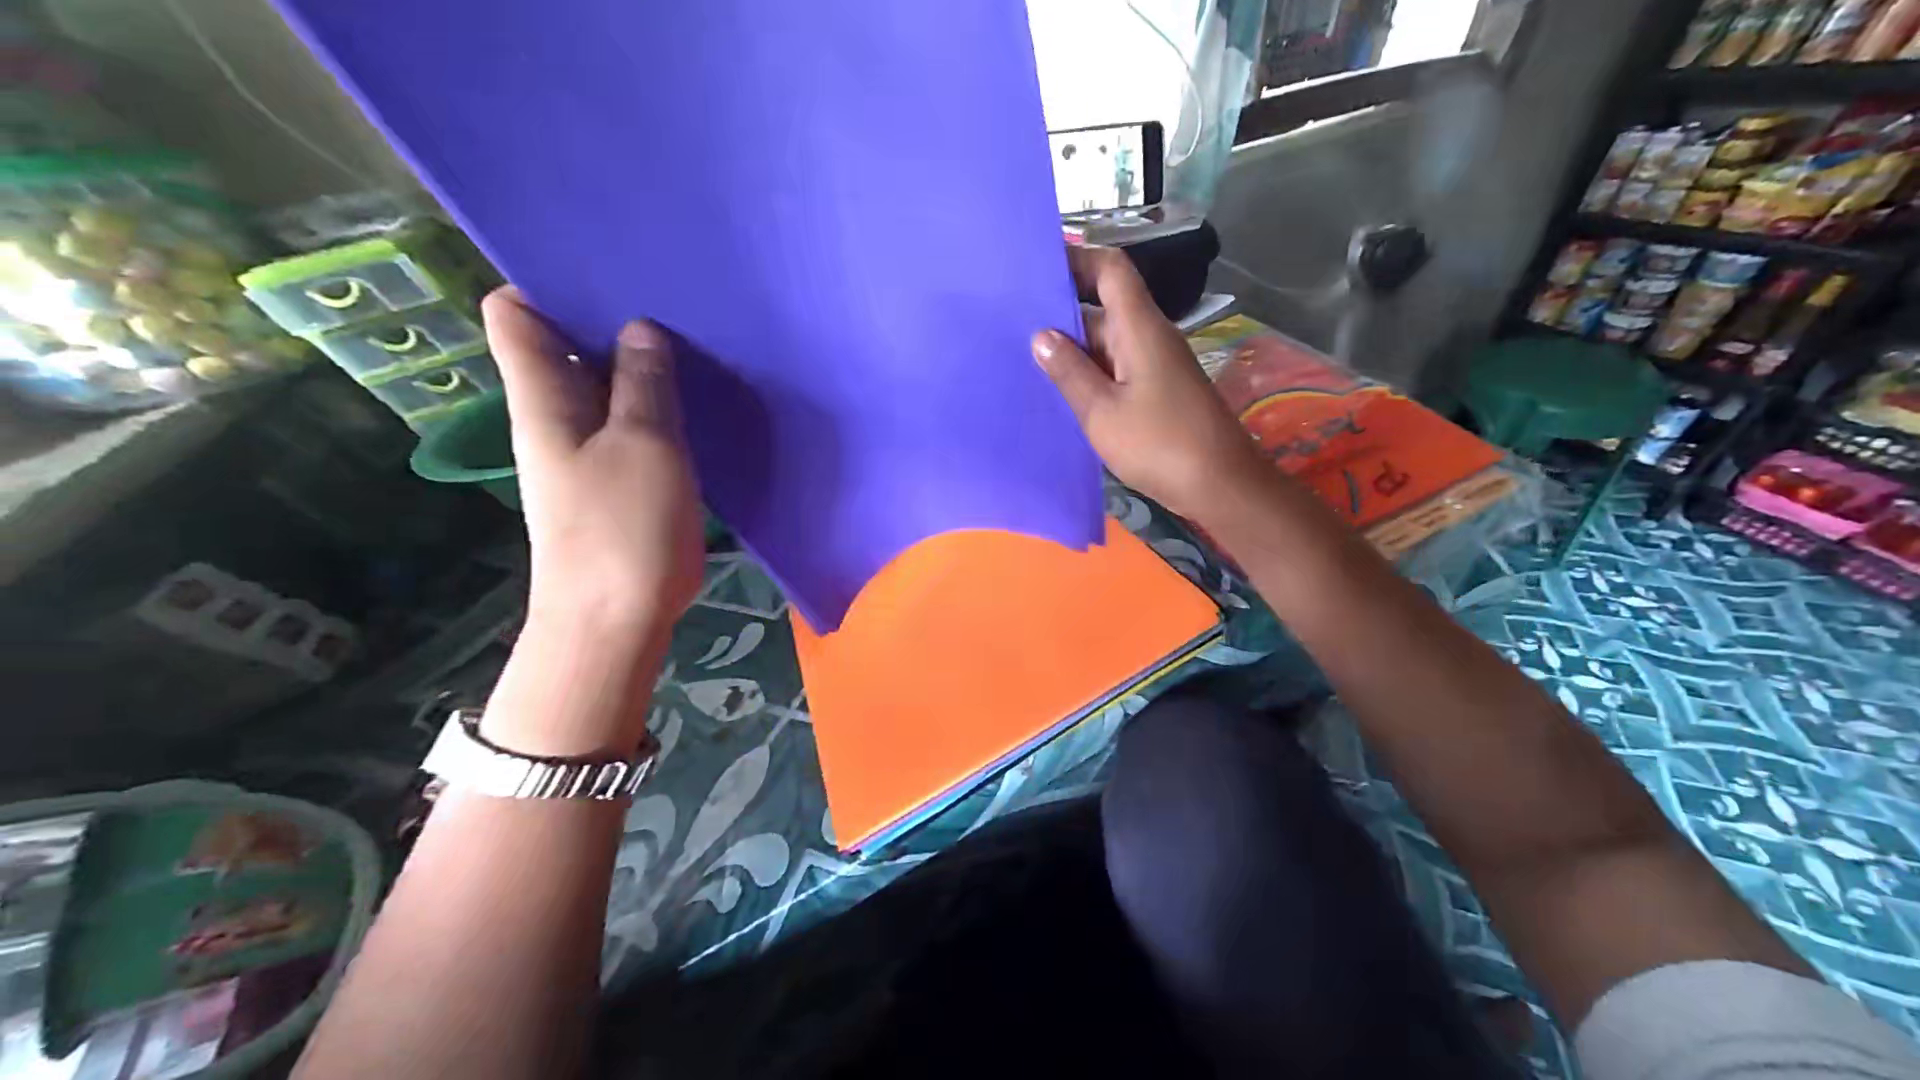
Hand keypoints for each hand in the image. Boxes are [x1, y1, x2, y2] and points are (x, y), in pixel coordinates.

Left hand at [484, 287, 703, 646]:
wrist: (613, 621)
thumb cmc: (624, 530)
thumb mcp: (646, 446)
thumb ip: (645, 383)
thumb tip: (640, 329)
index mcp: (543, 397)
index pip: (517, 314)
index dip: (547, 281)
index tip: (604, 266)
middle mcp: (554, 416)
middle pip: (564, 345)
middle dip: (606, 317)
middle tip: (669, 297)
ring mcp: (585, 450)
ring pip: (604, 386)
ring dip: (638, 364)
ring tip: (690, 340)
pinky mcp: (616, 479)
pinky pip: (629, 423)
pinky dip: (653, 406)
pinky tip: (692, 399)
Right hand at [1031, 246, 1267, 521]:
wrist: (1219, 485)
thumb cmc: (1159, 443)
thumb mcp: (1102, 411)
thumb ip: (1069, 372)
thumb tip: (1041, 336)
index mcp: (1139, 329)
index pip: (1111, 271)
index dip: (1077, 258)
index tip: (1038, 263)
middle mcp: (1149, 338)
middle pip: (1104, 308)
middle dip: (1061, 311)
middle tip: (1012, 321)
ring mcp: (1154, 366)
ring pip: (1106, 343)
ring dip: (1071, 348)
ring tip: (1023, 356)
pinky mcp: (1156, 391)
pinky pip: (1115, 369)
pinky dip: (1087, 373)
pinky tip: (1058, 390)